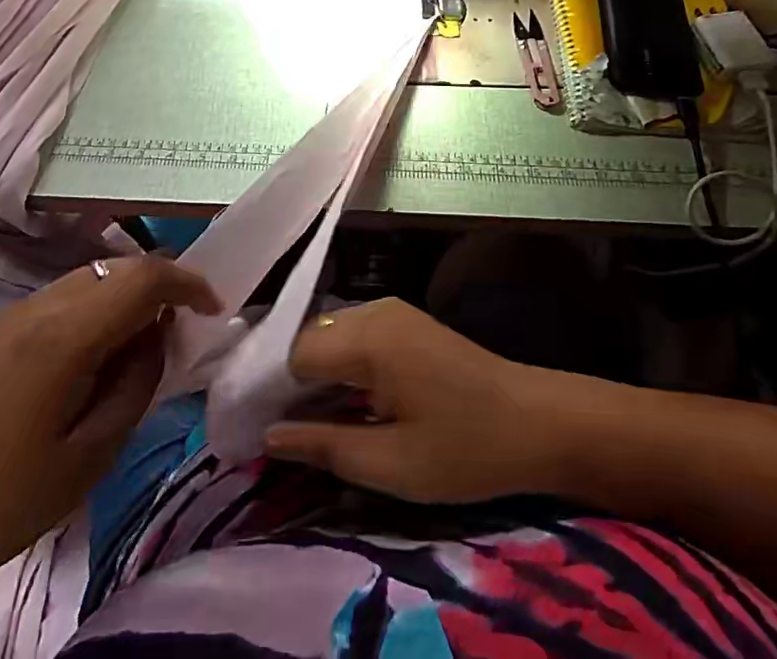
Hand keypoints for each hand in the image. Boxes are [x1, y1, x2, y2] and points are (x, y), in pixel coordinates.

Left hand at [0, 256, 214, 620]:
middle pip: (115, 267)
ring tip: (137, 349)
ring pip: (87, 279)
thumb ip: (136, 382)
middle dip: (158, 288)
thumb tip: (155, 337)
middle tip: (178, 333)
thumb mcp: (92, 453)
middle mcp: (33, 309)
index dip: (188, 283)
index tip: (213, 310)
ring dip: (124, 298)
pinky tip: (93, 357)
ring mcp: (6, 316)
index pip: (142, 277)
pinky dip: (93, 311)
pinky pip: (59, 300)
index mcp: (61, 338)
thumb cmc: (2, 504)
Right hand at [263, 298, 574, 503]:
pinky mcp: (405, 325)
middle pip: (304, 341)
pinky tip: (326, 405)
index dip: (258, 392)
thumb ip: (322, 446)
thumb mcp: (391, 463)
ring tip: (283, 423)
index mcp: (367, 337)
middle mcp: (374, 311)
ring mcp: (392, 313)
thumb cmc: (467, 448)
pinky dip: (333, 371)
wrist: (540, 424)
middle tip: (255, 431)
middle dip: (277, 384)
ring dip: (304, 378)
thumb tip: (267, 436)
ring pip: (326, 339)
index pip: (288, 355)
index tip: (236, 430)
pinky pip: (351, 341)